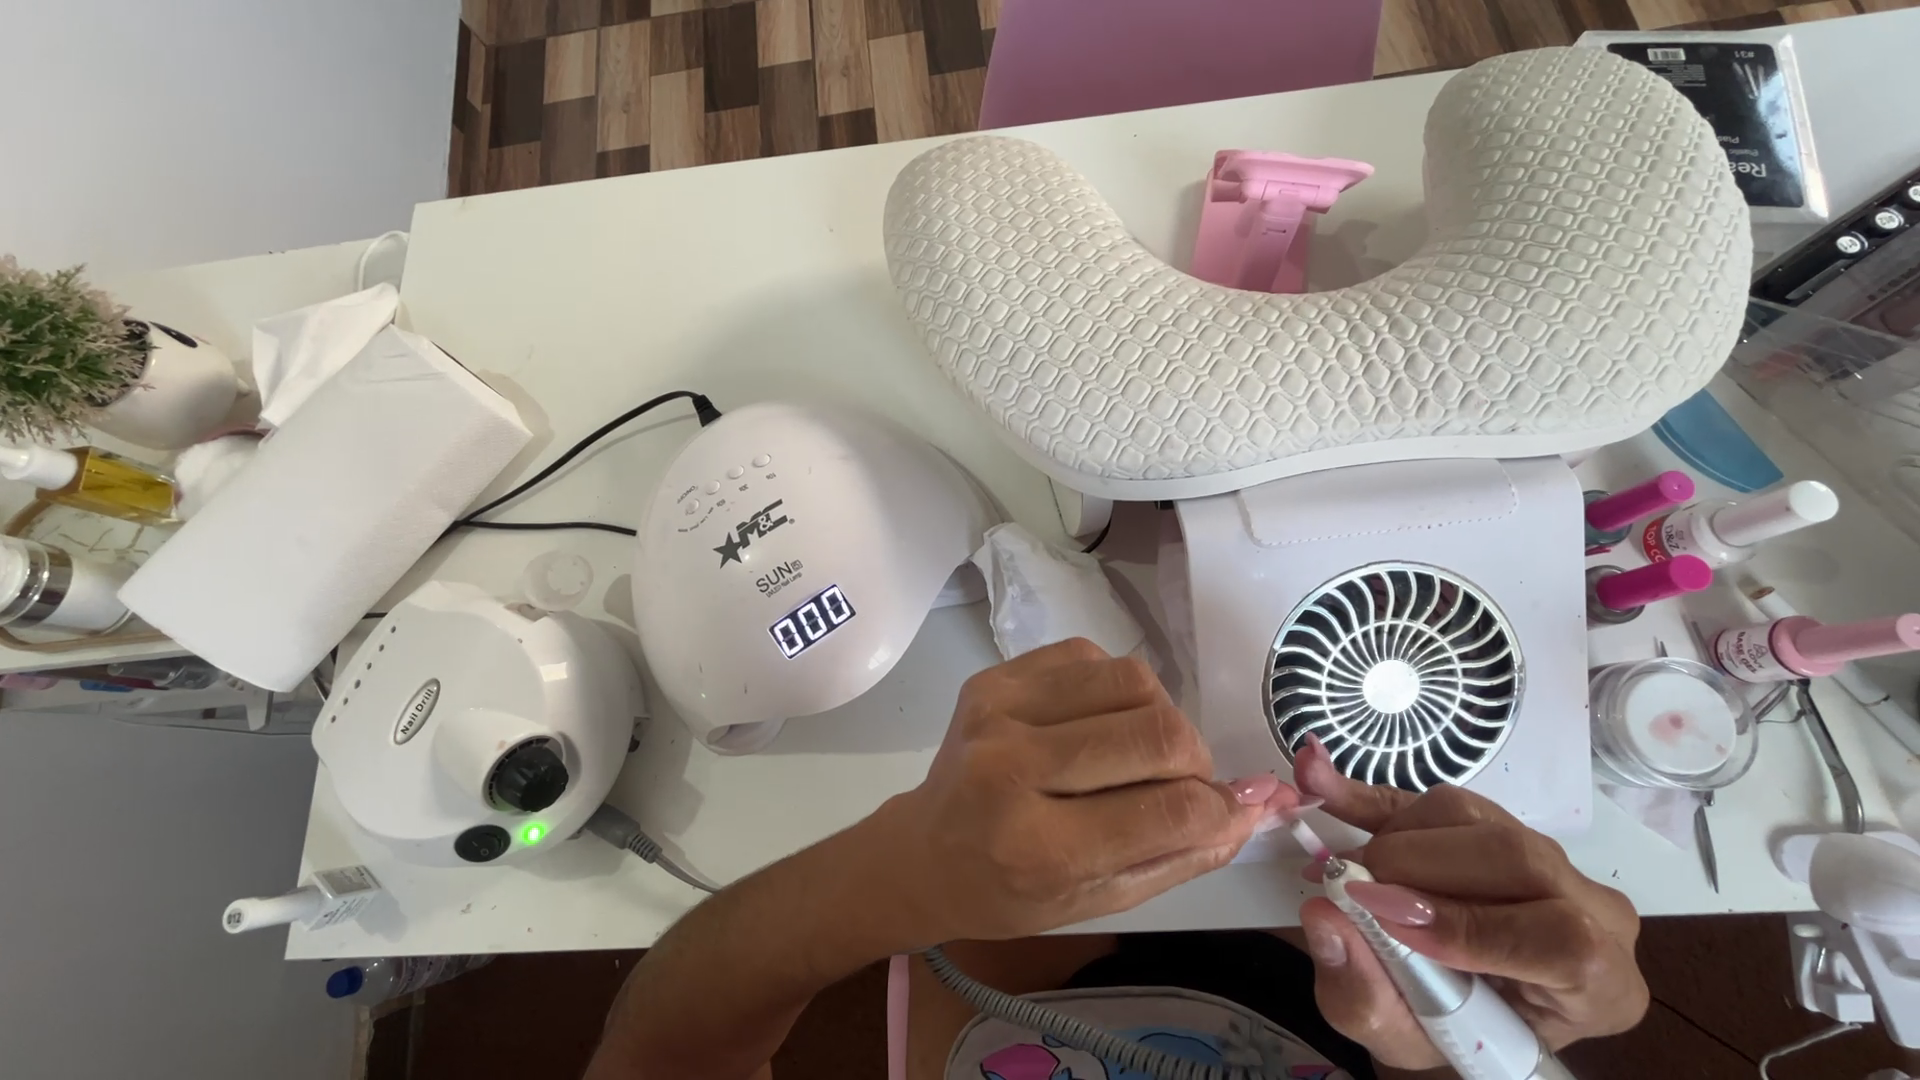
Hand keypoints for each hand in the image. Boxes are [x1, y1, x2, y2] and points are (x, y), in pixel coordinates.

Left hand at [867, 638, 1296, 945]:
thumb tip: (1261, 804)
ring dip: (1159, 716)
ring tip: (1141, 750)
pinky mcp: (994, 676)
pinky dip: (1117, 686)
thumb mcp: (1102, 899)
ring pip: (1132, 679)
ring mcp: (999, 710)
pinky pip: (1090, 654)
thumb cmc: (1012, 891)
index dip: (1218, 808)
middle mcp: (1012, 767)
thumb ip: (1185, 853)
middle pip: (1156, 733)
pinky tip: (1101, 721)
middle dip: (1194, 760)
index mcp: (1039, 846)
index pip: (1167, 811)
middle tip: (1183, 782)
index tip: (1225, 809)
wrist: (925, 850)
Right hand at [1292, 735, 1647, 1069]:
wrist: (1450, 1000)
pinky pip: (1424, 797)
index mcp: (1598, 986)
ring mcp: (1541, 853)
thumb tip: (1324, 914)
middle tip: (1350, 886)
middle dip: (1414, 865)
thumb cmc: (1444, 1030)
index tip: (1388, 920)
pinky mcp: (1483, 818)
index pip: (1564, 942)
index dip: (1471, 926)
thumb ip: (1364, 993)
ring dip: (1392, 836)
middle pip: (1512, 857)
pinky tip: (1315, 775)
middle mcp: (1588, 910)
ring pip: (1466, 815)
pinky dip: (1363, 793)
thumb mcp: (1399, 1038)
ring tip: (1349, 871)